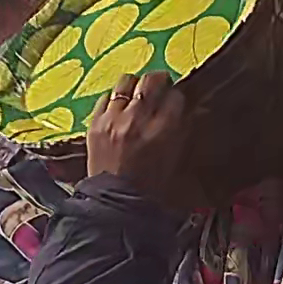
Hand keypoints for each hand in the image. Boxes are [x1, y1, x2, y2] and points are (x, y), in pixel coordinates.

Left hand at [87, 73, 188, 202]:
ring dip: (135, 86)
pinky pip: (105, 97)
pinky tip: (119, 108)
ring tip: (138, 94)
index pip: (176, 97)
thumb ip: (182, 130)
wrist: (116, 203)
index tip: (176, 102)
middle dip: (160, 81)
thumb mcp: (176, 159)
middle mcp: (138, 120)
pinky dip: (114, 100)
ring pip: (126, 82)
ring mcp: (113, 120)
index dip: (178, 97)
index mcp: (163, 132)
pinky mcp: (95, 124)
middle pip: (152, 81)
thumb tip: (187, 109)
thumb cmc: (152, 185)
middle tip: (161, 87)